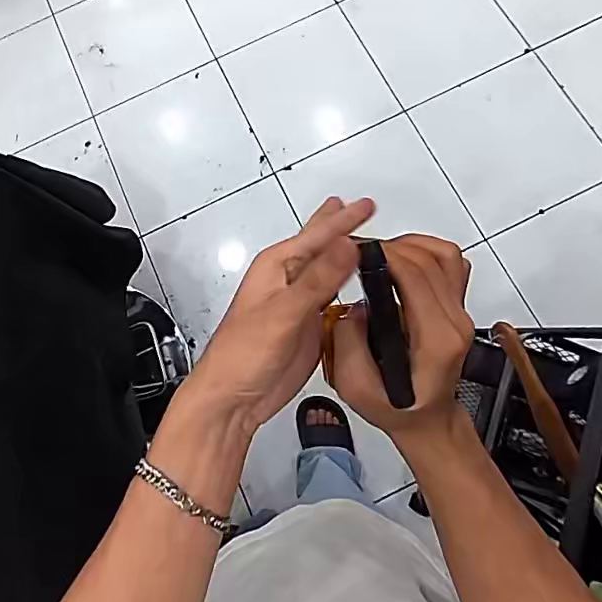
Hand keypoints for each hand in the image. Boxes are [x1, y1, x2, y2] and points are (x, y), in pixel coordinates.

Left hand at [176, 197, 375, 438]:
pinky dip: (346, 289)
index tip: (367, 204)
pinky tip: (355, 286)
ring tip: (361, 241)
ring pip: (326, 271)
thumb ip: (318, 279)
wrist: (234, 397)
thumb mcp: (284, 312)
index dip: (345, 220)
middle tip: (359, 209)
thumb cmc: (242, 353)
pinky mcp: (306, 326)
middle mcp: (286, 280)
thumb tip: (346, 244)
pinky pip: (331, 299)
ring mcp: (297, 303)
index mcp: (276, 267)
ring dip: (345, 257)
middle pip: (319, 246)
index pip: (318, 235)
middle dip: (339, 227)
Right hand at [324, 235, 475, 452]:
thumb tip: (353, 306)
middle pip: (427, 259)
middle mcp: (454, 323)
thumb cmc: (397, 407)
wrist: (426, 418)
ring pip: (442, 254)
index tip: (355, 252)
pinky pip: (449, 262)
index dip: (382, 253)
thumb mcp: (355, 387)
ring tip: (378, 254)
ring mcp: (460, 312)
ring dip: (407, 245)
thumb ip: (348, 344)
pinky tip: (401, 258)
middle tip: (358, 252)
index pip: (415, 275)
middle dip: (387, 247)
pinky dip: (424, 250)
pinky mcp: (457, 305)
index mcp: (435, 341)